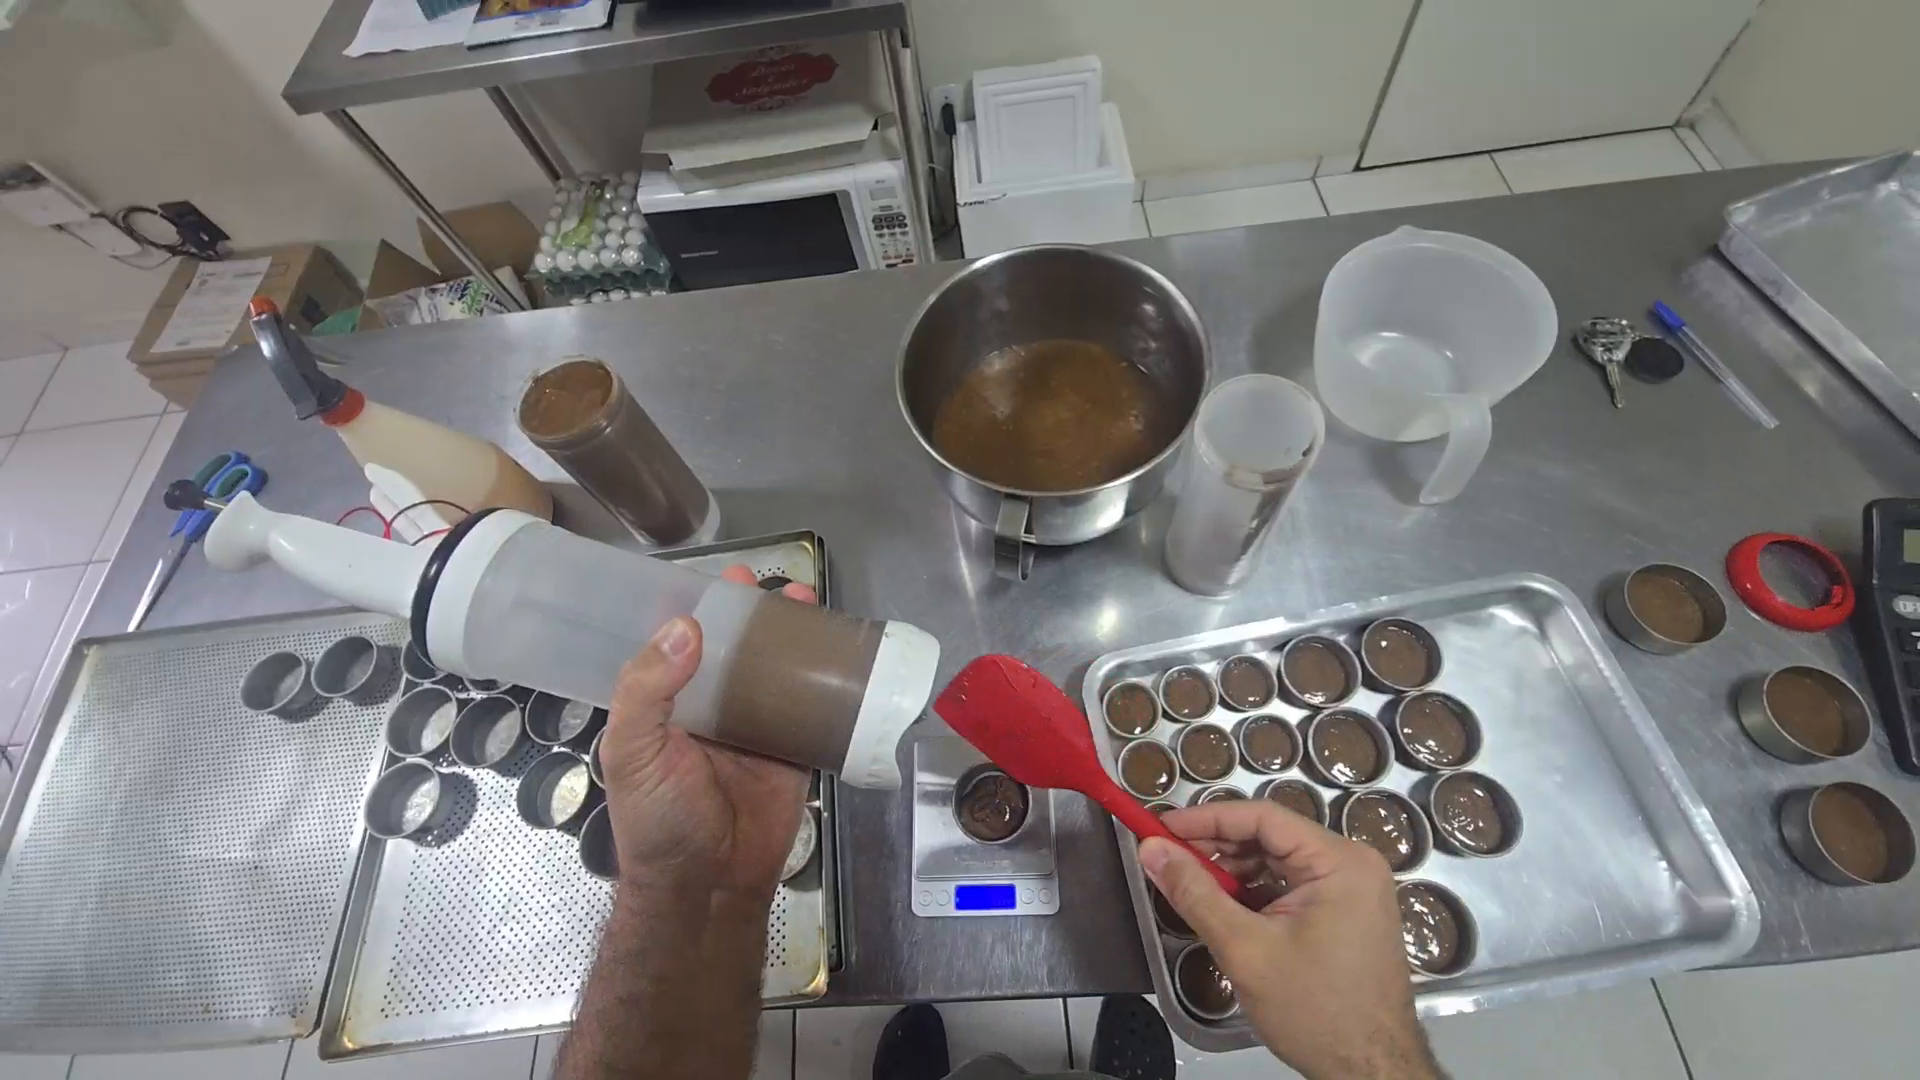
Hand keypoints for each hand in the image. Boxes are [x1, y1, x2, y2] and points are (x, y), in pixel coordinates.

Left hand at [597, 566, 815, 897]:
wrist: (711, 884)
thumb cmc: (660, 820)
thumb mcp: (633, 755)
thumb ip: (647, 692)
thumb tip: (683, 626)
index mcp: (668, 705)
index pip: (679, 644)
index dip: (697, 608)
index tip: (717, 579)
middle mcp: (712, 706)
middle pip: (734, 648)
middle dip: (751, 613)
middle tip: (767, 583)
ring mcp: (756, 724)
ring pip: (776, 668)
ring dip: (790, 634)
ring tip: (805, 600)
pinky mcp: (793, 745)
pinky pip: (811, 704)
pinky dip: (825, 676)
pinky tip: (839, 650)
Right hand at [1139, 800, 1441, 1079]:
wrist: (1373, 1078)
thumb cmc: (1316, 1012)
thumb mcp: (1245, 949)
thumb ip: (1193, 893)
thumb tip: (1149, 849)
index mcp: (1339, 862)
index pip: (1261, 817)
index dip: (1206, 818)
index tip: (1161, 828)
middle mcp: (1350, 863)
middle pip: (1267, 836)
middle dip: (1215, 847)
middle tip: (1168, 859)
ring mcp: (1350, 887)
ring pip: (1274, 858)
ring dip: (1230, 870)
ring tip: (1191, 887)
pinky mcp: (1343, 910)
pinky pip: (1287, 882)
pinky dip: (1252, 890)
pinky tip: (1223, 907)